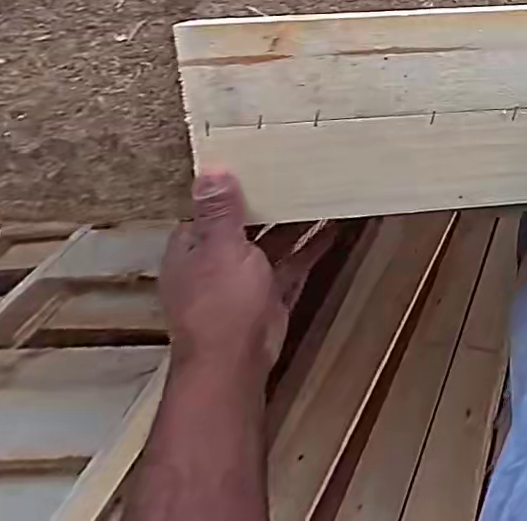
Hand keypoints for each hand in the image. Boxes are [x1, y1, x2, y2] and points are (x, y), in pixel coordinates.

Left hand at [159, 169, 328, 383]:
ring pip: (273, 243)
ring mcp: (245, 280)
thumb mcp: (221, 248)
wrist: (235, 363)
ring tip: (322, 194)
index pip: (208, 211)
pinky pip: (293, 263)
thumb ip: (221, 211)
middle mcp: (216, 262)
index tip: (256, 162)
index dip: (229, 188)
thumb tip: (211, 169)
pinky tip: (333, 229)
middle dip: (270, 203)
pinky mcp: (270, 294)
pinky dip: (310, 247)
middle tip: (298, 172)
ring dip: (295, 223)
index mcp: (193, 250)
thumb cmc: (221, 302)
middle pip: (245, 224)